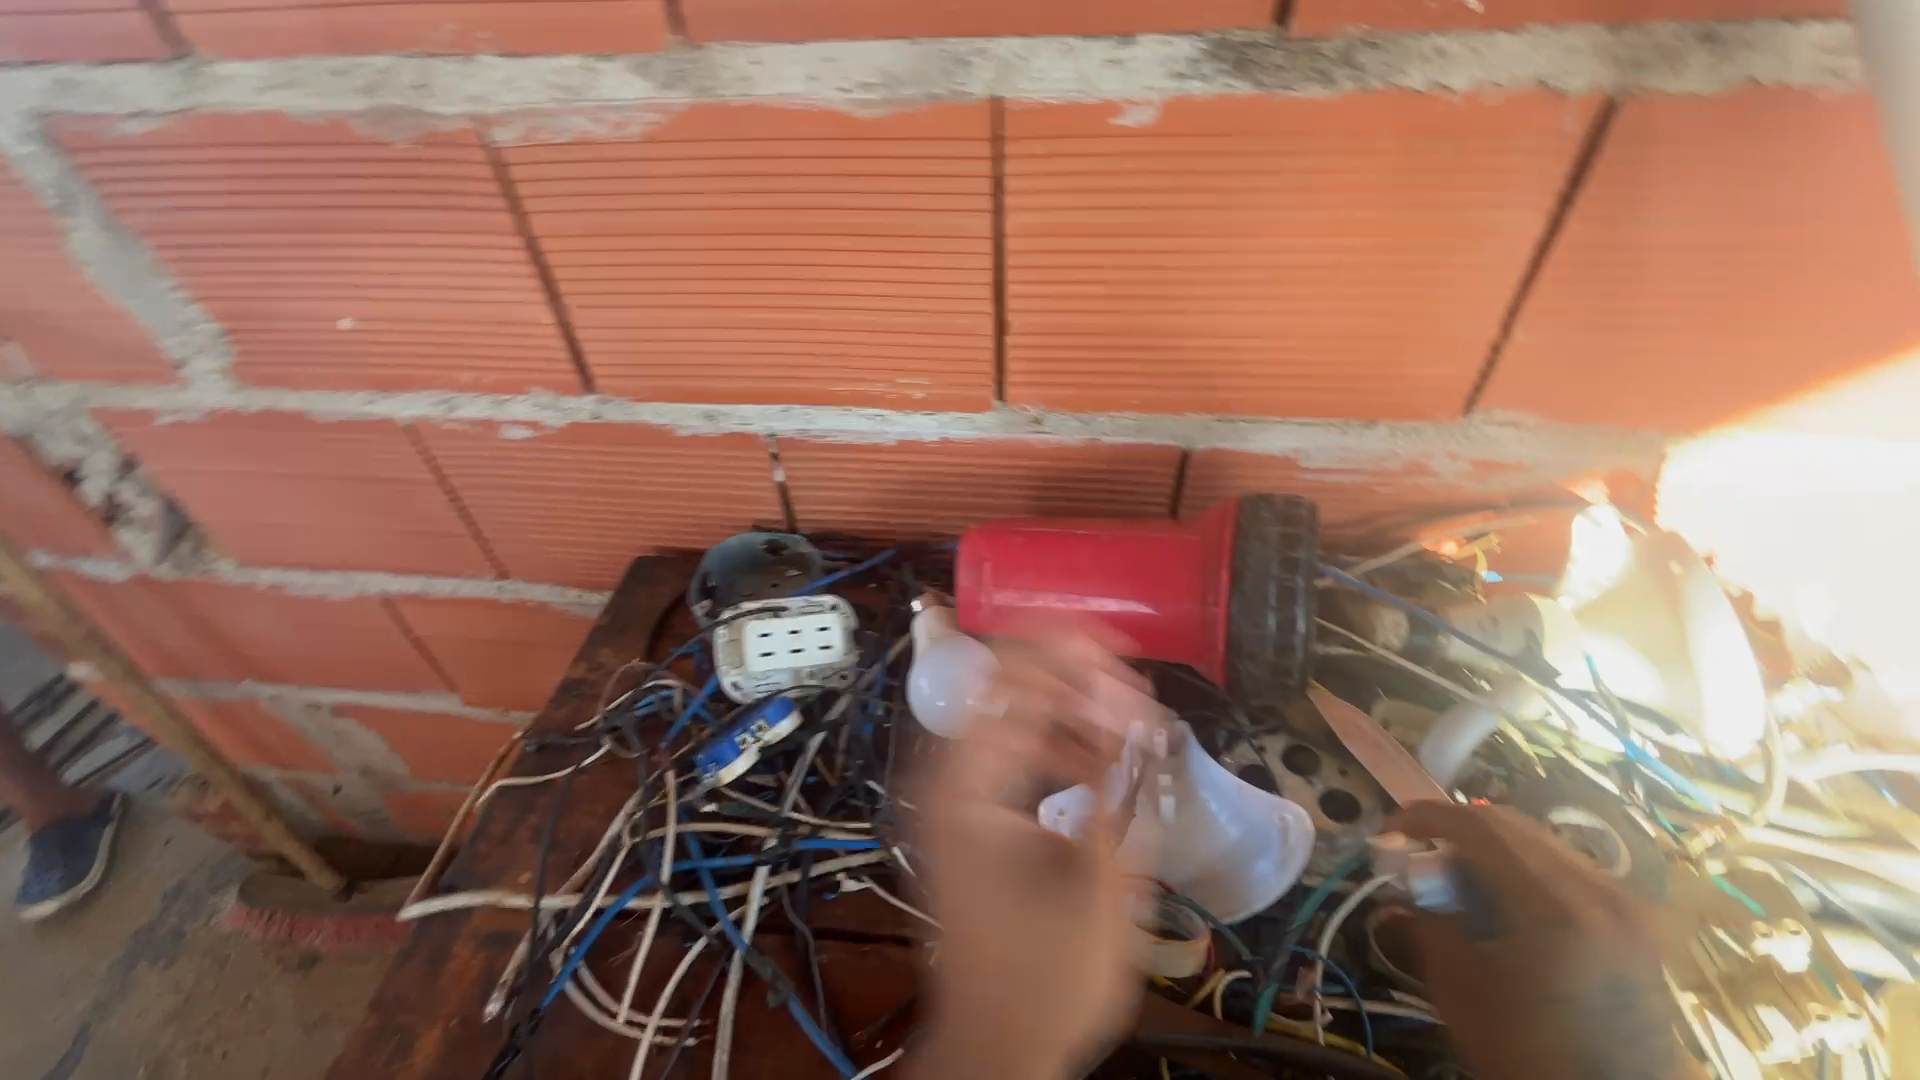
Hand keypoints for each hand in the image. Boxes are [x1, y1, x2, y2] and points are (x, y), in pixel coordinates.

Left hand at [911, 626, 1165, 1079]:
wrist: (996, 1045)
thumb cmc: (1044, 977)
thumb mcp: (1097, 882)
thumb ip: (1112, 787)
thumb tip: (1129, 719)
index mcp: (963, 786)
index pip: (1006, 685)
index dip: (1064, 658)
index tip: (1118, 654)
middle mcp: (945, 780)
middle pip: (1001, 694)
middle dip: (1068, 679)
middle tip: (1129, 689)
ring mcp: (952, 798)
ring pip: (1007, 722)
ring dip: (1066, 712)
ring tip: (1124, 719)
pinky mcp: (968, 819)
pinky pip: (1009, 758)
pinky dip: (1053, 748)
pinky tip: (1097, 757)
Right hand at [1391, 801, 1701, 1079]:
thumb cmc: (1525, 1053)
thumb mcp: (1457, 983)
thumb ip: (1427, 913)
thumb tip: (1405, 872)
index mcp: (1556, 905)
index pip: (1479, 826)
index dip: (1424, 816)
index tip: (1388, 829)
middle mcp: (1601, 891)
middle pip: (1511, 827)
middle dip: (1454, 831)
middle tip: (1415, 853)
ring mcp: (1627, 905)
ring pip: (1538, 843)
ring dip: (1487, 850)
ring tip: (1454, 882)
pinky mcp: (1636, 922)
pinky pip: (1565, 869)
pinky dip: (1520, 870)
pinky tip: (1499, 902)